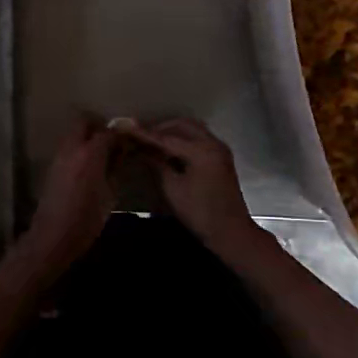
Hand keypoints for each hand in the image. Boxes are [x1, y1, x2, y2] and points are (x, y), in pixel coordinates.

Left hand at [21, 116, 116, 267]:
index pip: (107, 132)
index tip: (130, 140)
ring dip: (87, 136)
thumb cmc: (87, 220)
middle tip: (113, 140)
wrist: (53, 237)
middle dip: (99, 125)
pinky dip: (79, 148)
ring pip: (73, 133)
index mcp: (89, 155)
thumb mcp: (110, 195)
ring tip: (103, 153)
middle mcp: (71, 149)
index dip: (121, 134)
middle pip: (83, 121)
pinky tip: (90, 165)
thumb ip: (115, 168)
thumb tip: (122, 152)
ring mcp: (58, 157)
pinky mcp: (52, 167)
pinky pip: (67, 147)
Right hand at [121, 118, 261, 248]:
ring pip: (193, 130)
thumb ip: (157, 164)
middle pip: (182, 126)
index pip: (167, 138)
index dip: (145, 134)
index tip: (126, 129)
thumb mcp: (173, 189)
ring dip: (173, 132)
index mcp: (202, 150)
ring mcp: (220, 149)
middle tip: (140, 135)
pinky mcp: (221, 158)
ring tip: (152, 141)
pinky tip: (169, 149)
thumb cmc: (199, 213)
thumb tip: (142, 149)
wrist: (231, 231)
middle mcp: (213, 143)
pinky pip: (200, 139)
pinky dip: (184, 139)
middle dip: (160, 128)